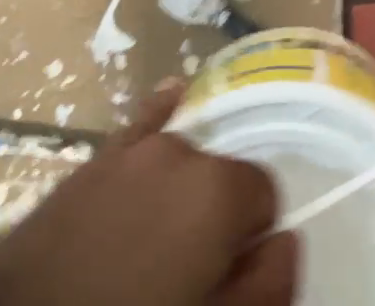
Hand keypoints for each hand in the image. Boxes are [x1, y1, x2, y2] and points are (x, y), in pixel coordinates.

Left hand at [0, 87, 297, 305]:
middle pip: (222, 178)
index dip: (250, 240)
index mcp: (219, 188)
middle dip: (216, 217)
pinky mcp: (89, 164)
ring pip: (181, 166)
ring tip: (155, 249)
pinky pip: (139, 128)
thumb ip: (270, 280)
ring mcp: (129, 153)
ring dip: (181, 196)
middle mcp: (180, 152)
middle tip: (188, 273)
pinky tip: (172, 94)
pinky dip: (158, 115)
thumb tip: (285, 239)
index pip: (266, 196)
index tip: (225, 275)